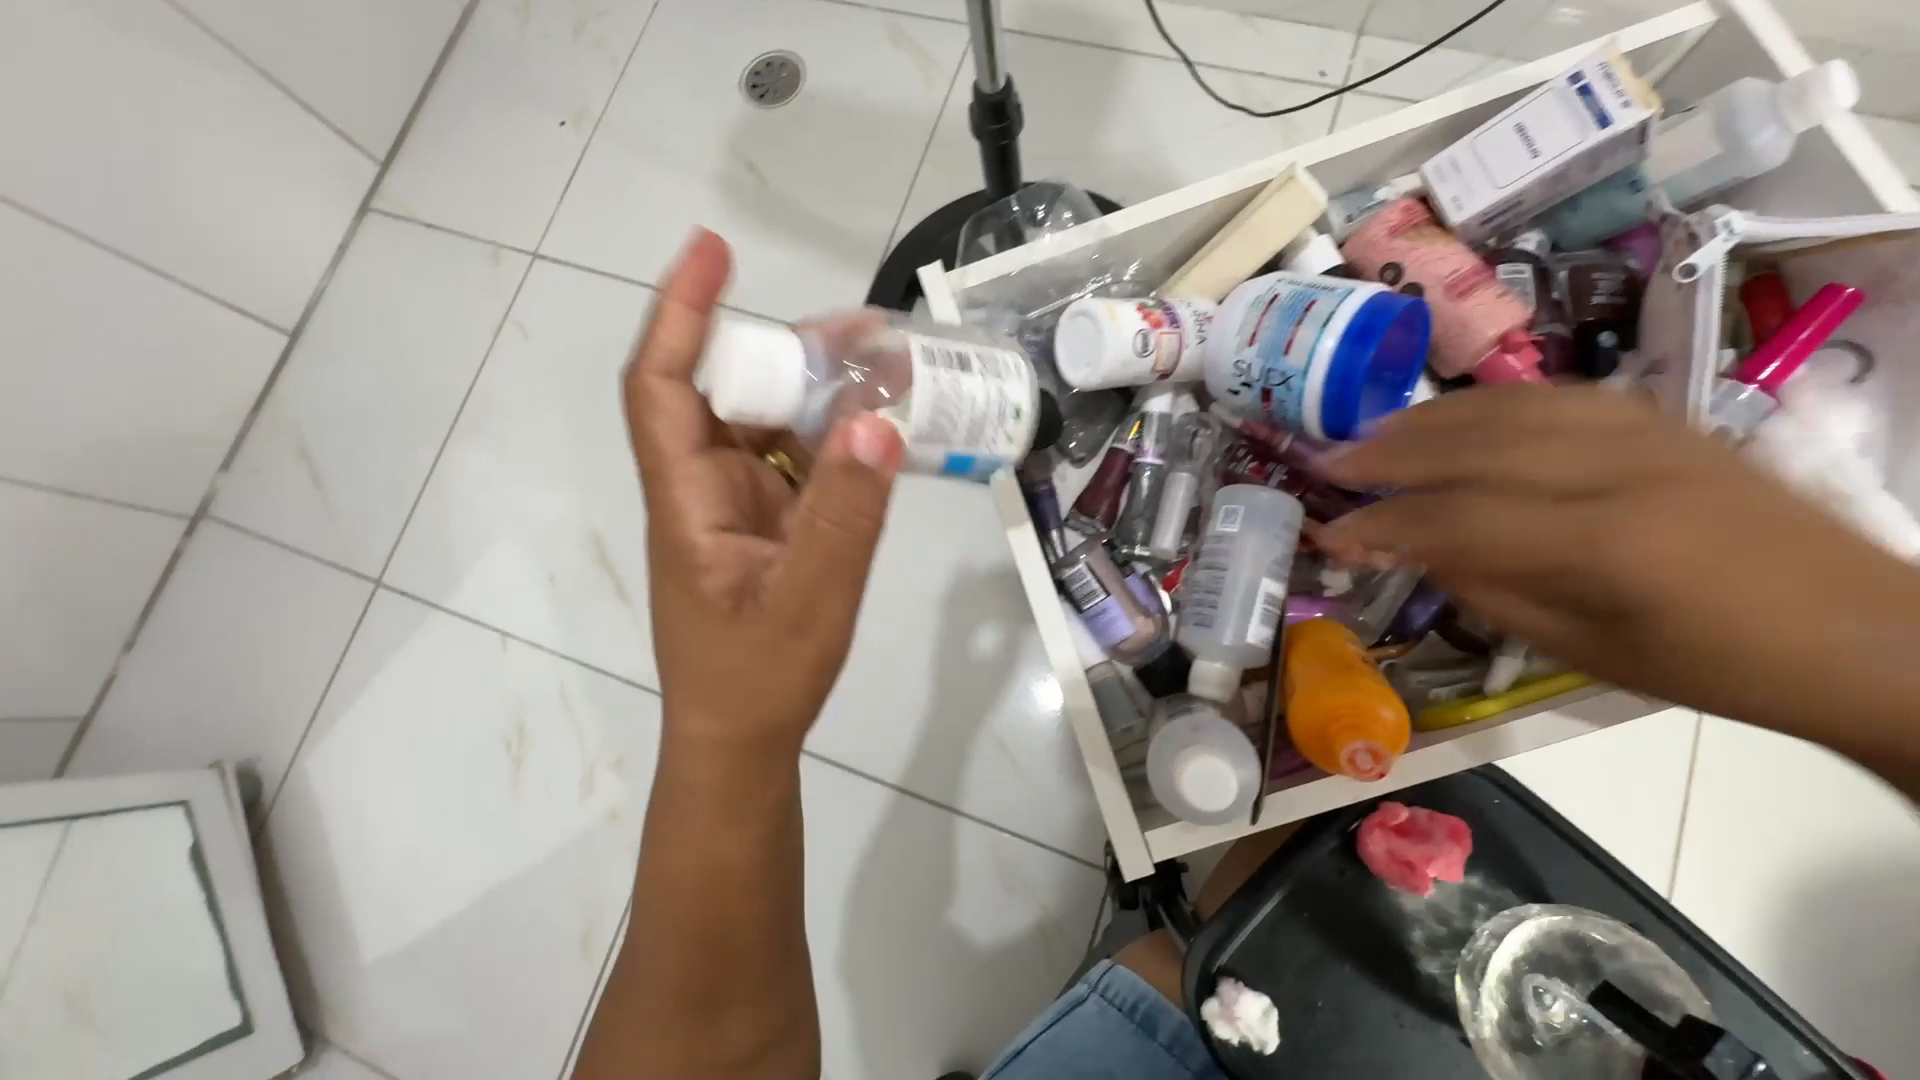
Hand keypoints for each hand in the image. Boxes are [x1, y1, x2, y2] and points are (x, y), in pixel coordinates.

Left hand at [623, 229, 903, 753]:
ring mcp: (739, 507)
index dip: (680, 313)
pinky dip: (837, 440)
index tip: (714, 249)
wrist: (741, 742)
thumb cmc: (756, 679)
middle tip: (867, 331)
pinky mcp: (770, 526)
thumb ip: (844, 515)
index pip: (662, 386)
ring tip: (891, 367)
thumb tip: (880, 421)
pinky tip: (883, 429)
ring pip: (771, 425)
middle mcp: (706, 488)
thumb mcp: (809, 600)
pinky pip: (799, 464)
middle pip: (730, 393)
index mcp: (688, 499)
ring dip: (821, 393)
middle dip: (789, 350)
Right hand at [1312, 384, 1919, 731]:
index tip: (1329, 532)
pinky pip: (1556, 395)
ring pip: (1511, 406)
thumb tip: (1413, 546)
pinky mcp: (1666, 420)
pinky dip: (1489, 403)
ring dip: (1429, 418)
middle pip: (1475, 444)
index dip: (1381, 523)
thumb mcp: (1584, 649)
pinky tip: (1455, 415)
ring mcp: (1649, 433)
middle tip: (1327, 464)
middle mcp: (1622, 469)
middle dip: (1388, 454)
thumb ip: (1488, 588)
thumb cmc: (1716, 666)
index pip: (1458, 517)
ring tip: (1373, 434)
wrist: (1866, 634)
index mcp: (1605, 544)